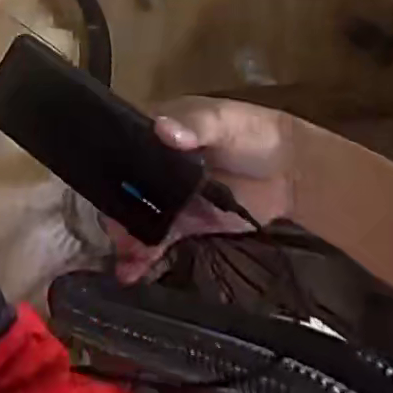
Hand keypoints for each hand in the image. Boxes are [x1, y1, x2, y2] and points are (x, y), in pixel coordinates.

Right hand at [108, 97, 295, 283]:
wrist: (291, 172)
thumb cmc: (250, 132)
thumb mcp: (222, 120)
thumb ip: (195, 125)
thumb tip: (164, 130)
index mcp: (158, 128)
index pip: (123, 144)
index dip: (108, 162)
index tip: (101, 183)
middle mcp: (157, 162)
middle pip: (125, 184)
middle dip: (115, 208)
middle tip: (114, 229)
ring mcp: (170, 194)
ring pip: (138, 214)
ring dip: (126, 236)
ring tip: (122, 256)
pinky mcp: (186, 223)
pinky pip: (160, 238)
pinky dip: (145, 255)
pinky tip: (130, 272)